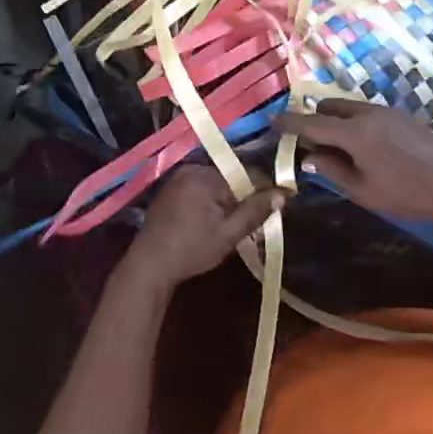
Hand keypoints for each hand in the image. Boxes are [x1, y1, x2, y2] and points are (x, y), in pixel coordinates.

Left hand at [119, 166, 284, 292]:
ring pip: (217, 183)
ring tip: (237, 223)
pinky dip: (212, 201)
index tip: (281, 205)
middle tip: (257, 220)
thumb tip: (283, 194)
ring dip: (229, 200)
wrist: (149, 264)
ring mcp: (179, 178)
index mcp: (206, 175)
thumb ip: (255, 211)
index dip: (266, 190)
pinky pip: (201, 188)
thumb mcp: (229, 234)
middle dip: (246, 196)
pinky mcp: (171, 189)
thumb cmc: (191, 250)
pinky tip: (214, 221)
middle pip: (232, 177)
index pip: (247, 173)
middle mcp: (192, 169)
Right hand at [275, 99, 432, 224]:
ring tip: (337, 146)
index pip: (312, 123)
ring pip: (349, 106)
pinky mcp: (401, 116)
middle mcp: (367, 114)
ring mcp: (386, 111)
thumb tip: (309, 157)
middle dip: (315, 118)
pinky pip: (366, 112)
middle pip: (330, 105)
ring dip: (336, 120)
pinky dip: (354, 122)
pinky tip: (363, 146)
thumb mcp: (363, 190)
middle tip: (309, 141)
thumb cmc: (407, 193)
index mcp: (354, 133)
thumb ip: (332, 170)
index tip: (273, 122)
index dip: (290, 122)